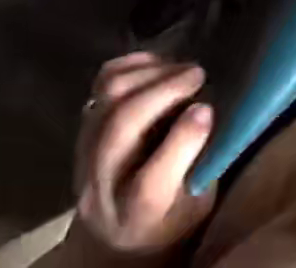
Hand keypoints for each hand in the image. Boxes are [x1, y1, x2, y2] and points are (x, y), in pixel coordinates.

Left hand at [66, 53, 215, 264]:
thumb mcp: (197, 204)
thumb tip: (211, 109)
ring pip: (110, 94)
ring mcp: (85, 152)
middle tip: (199, 75)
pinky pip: (103, 81)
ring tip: (182, 70)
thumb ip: (204, 163)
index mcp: (137, 219)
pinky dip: (135, 64)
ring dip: (151, 72)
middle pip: (122, 126)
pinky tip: (161, 66)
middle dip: (165, 89)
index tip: (208, 110)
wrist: (118, 232)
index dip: (181, 142)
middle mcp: (102, 187)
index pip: (148, 186)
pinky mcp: (84, 125)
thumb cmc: (171, 215)